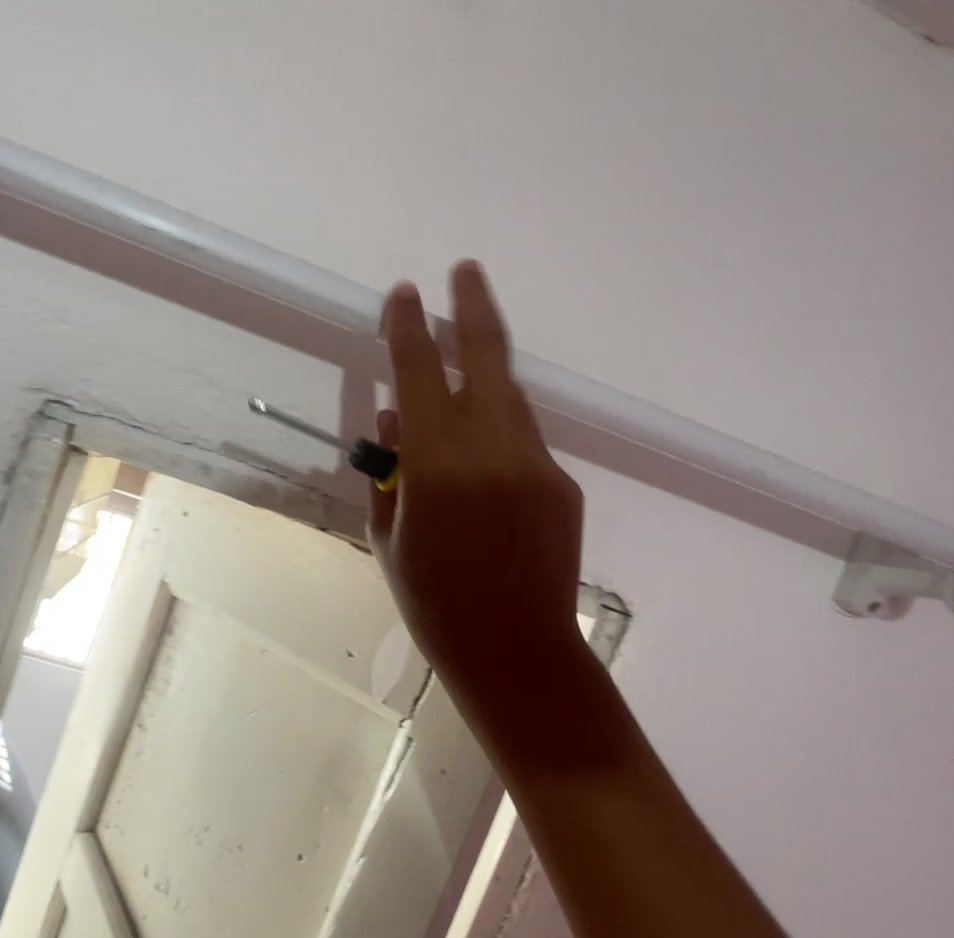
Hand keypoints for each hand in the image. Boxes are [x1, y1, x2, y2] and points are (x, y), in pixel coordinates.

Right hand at [369, 261, 588, 713]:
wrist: (514, 651)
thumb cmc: (433, 604)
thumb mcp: (390, 540)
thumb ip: (390, 473)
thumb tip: (396, 420)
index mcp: (436, 465)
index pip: (418, 372)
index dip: (408, 327)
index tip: (404, 293)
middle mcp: (491, 448)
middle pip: (487, 356)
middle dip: (473, 306)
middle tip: (465, 271)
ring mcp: (535, 462)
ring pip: (509, 398)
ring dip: (485, 381)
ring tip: (464, 381)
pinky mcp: (563, 483)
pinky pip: (525, 442)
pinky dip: (501, 437)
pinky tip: (487, 470)